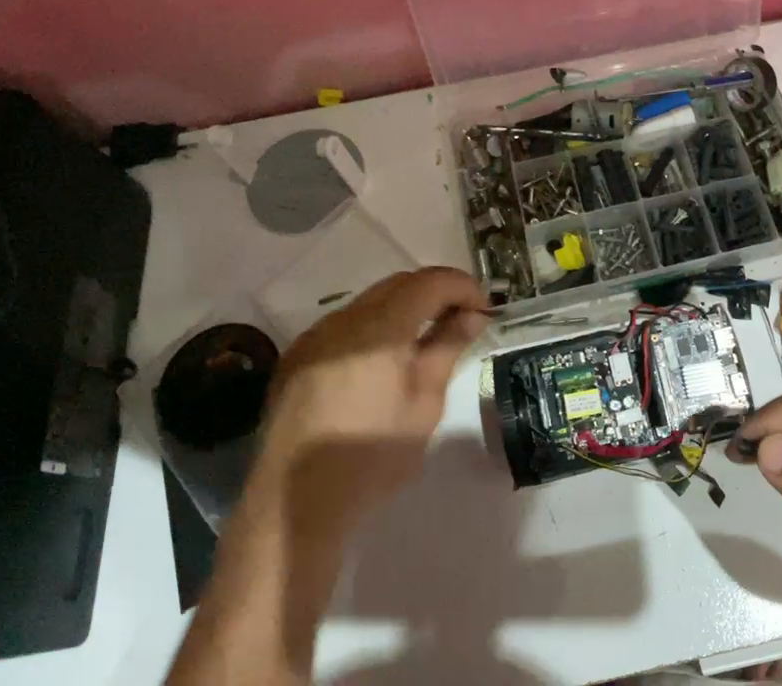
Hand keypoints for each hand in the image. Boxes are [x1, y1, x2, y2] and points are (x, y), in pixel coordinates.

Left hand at [247, 267, 488, 534]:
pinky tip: (381, 365)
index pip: (431, 282)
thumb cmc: (374, 455)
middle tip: (461, 322)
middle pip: (398, 284)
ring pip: (369, 303)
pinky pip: (344, 327)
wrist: (298, 500)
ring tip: (424, 342)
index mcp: (381, 326)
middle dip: (435, 294)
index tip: (483, 312)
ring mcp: (315, 336)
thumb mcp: (425, 403)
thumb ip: (447, 348)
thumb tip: (471, 316)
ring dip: (403, 310)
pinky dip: (372, 331)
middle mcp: (344, 318)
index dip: (463, 288)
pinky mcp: (298, 357)